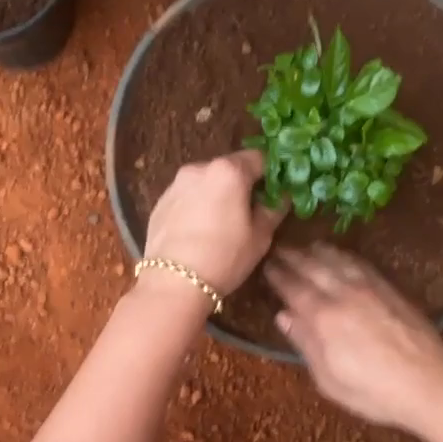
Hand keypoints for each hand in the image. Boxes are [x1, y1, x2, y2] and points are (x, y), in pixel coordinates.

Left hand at [143, 150, 285, 297]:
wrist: (172, 283)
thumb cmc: (224, 257)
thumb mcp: (260, 236)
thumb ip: (274, 208)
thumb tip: (282, 195)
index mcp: (228, 171)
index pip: (259, 158)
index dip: (271, 173)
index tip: (275, 192)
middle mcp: (199, 168)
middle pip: (229, 168)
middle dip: (242, 184)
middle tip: (250, 211)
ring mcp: (176, 184)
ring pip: (206, 182)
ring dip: (218, 195)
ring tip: (222, 224)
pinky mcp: (160, 202)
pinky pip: (187, 197)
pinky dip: (197, 206)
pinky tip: (199, 231)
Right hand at [264, 245, 442, 428]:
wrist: (429, 382)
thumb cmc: (374, 392)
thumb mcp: (328, 378)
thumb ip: (305, 343)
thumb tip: (283, 315)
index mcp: (323, 317)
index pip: (293, 288)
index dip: (278, 276)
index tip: (267, 266)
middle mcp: (344, 294)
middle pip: (313, 267)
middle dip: (294, 256)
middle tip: (280, 249)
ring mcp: (370, 288)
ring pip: (338, 260)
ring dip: (319, 251)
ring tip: (307, 246)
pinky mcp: (390, 289)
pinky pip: (361, 263)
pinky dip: (346, 255)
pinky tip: (342, 256)